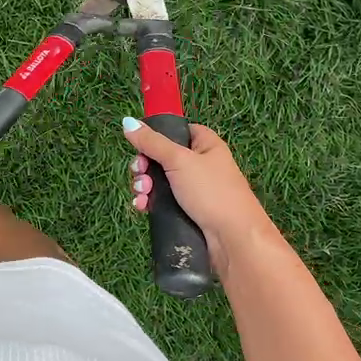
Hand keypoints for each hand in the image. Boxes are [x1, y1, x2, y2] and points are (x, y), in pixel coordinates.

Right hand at [121, 118, 273, 250]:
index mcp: (206, 145)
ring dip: (143, 185)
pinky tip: (142, 206)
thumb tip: (127, 121)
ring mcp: (192, 189)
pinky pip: (160, 199)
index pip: (178, 131)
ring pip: (157, 180)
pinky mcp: (185, 210)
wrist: (232, 239)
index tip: (142, 144)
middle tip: (141, 173)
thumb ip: (152, 142)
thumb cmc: (211, 192)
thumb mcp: (179, 160)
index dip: (158, 136)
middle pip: (161, 156)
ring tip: (143, 195)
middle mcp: (200, 164)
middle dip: (144, 166)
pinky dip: (148, 201)